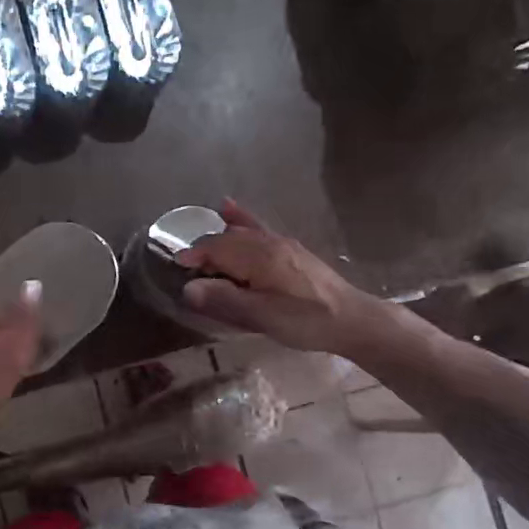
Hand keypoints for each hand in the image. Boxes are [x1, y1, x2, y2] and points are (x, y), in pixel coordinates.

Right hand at [176, 199, 393, 354]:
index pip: (215, 248)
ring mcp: (281, 243)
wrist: (352, 319)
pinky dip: (241, 219)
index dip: (194, 256)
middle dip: (205, 250)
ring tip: (203, 247)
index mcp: (258, 256)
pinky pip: (258, 229)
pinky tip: (230, 208)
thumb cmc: (305, 320)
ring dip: (219, 238)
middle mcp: (268, 242)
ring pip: (241, 232)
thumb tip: (188, 287)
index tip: (177, 267)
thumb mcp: (261, 315)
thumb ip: (224, 299)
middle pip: (227, 238)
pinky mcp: (291, 250)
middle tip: (190, 270)